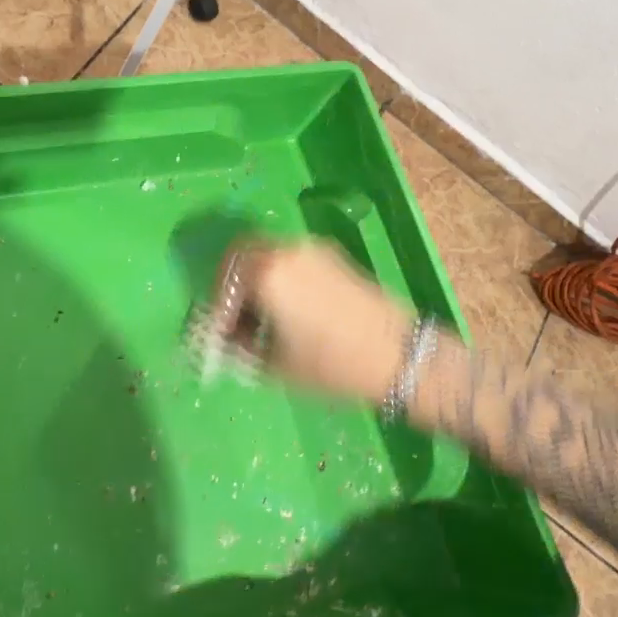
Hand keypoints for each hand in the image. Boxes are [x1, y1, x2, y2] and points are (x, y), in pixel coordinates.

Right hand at [212, 241, 413, 403]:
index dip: (217, 309)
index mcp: (267, 273)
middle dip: (233, 286)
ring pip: (270, 256)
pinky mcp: (335, 258)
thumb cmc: (331, 363)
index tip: (220, 335)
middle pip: (244, 257)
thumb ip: (241, 349)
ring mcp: (314, 251)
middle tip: (234, 318)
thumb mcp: (276, 366)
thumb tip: (226, 342)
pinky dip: (281, 278)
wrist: (400, 355)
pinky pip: (294, 261)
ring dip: (258, 281)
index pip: (225, 282)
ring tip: (263, 319)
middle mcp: (287, 251)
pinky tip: (290, 311)